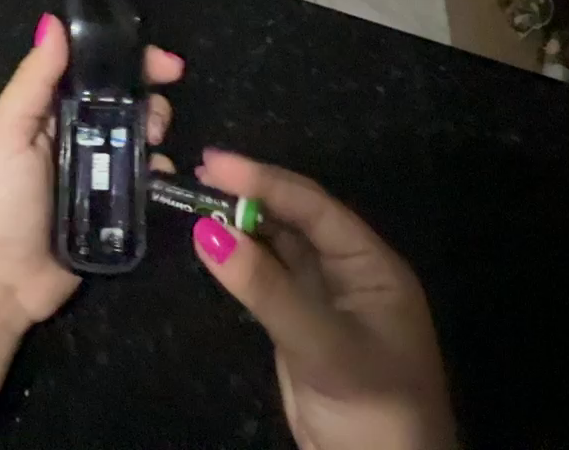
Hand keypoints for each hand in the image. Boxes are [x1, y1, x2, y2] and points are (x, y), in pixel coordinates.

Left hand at [0, 13, 184, 325]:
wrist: (1, 281)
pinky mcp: (113, 205)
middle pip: (122, 99)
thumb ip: (33, 79)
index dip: (126, 57)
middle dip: (149, 94)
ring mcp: (95, 169)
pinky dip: (158, 170)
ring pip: (138, 134)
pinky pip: (144, 178)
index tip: (163, 60)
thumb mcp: (8, 131)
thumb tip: (52, 21)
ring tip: (159, 139)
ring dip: (157, 128)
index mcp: (46, 109)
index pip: (90, 69)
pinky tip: (161, 172)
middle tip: (163, 106)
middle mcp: (73, 132)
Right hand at [189, 149, 454, 449]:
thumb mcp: (321, 344)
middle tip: (198, 170)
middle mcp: (347, 270)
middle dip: (249, 193)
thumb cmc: (373, 407)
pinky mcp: (299, 321)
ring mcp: (323, 296)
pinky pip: (266, 273)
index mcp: (370, 264)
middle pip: (293, 217)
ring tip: (196, 196)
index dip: (263, 180)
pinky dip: (240, 255)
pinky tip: (213, 241)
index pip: (312, 206)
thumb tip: (205, 231)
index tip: (214, 162)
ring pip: (277, 243)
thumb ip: (265, 288)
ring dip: (241, 221)